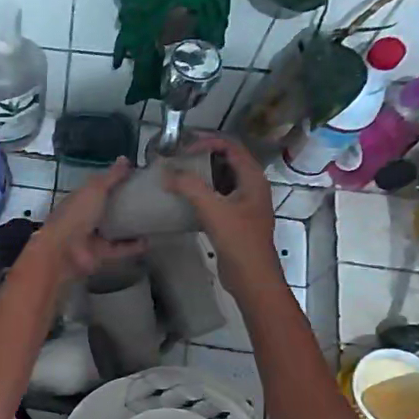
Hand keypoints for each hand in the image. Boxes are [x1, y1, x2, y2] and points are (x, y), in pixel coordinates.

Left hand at [27, 157, 145, 279]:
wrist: (64, 250)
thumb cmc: (76, 215)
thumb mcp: (95, 189)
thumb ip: (111, 176)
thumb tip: (125, 158)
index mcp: (79, 199)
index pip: (97, 188)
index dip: (113, 183)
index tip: (135, 178)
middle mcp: (84, 218)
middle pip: (106, 210)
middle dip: (124, 205)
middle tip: (148, 198)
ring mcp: (91, 237)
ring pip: (114, 230)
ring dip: (130, 226)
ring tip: (151, 218)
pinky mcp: (100, 254)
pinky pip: (120, 249)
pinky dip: (133, 246)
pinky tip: (149, 240)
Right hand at [166, 136, 275, 267]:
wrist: (251, 276)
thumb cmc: (238, 240)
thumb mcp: (213, 209)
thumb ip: (189, 187)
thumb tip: (165, 171)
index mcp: (253, 178)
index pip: (232, 147)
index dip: (208, 142)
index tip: (183, 148)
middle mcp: (251, 187)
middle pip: (227, 161)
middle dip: (202, 156)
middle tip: (177, 158)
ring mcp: (244, 204)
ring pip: (221, 180)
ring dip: (200, 176)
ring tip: (177, 176)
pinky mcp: (235, 220)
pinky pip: (217, 198)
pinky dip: (201, 194)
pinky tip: (183, 200)